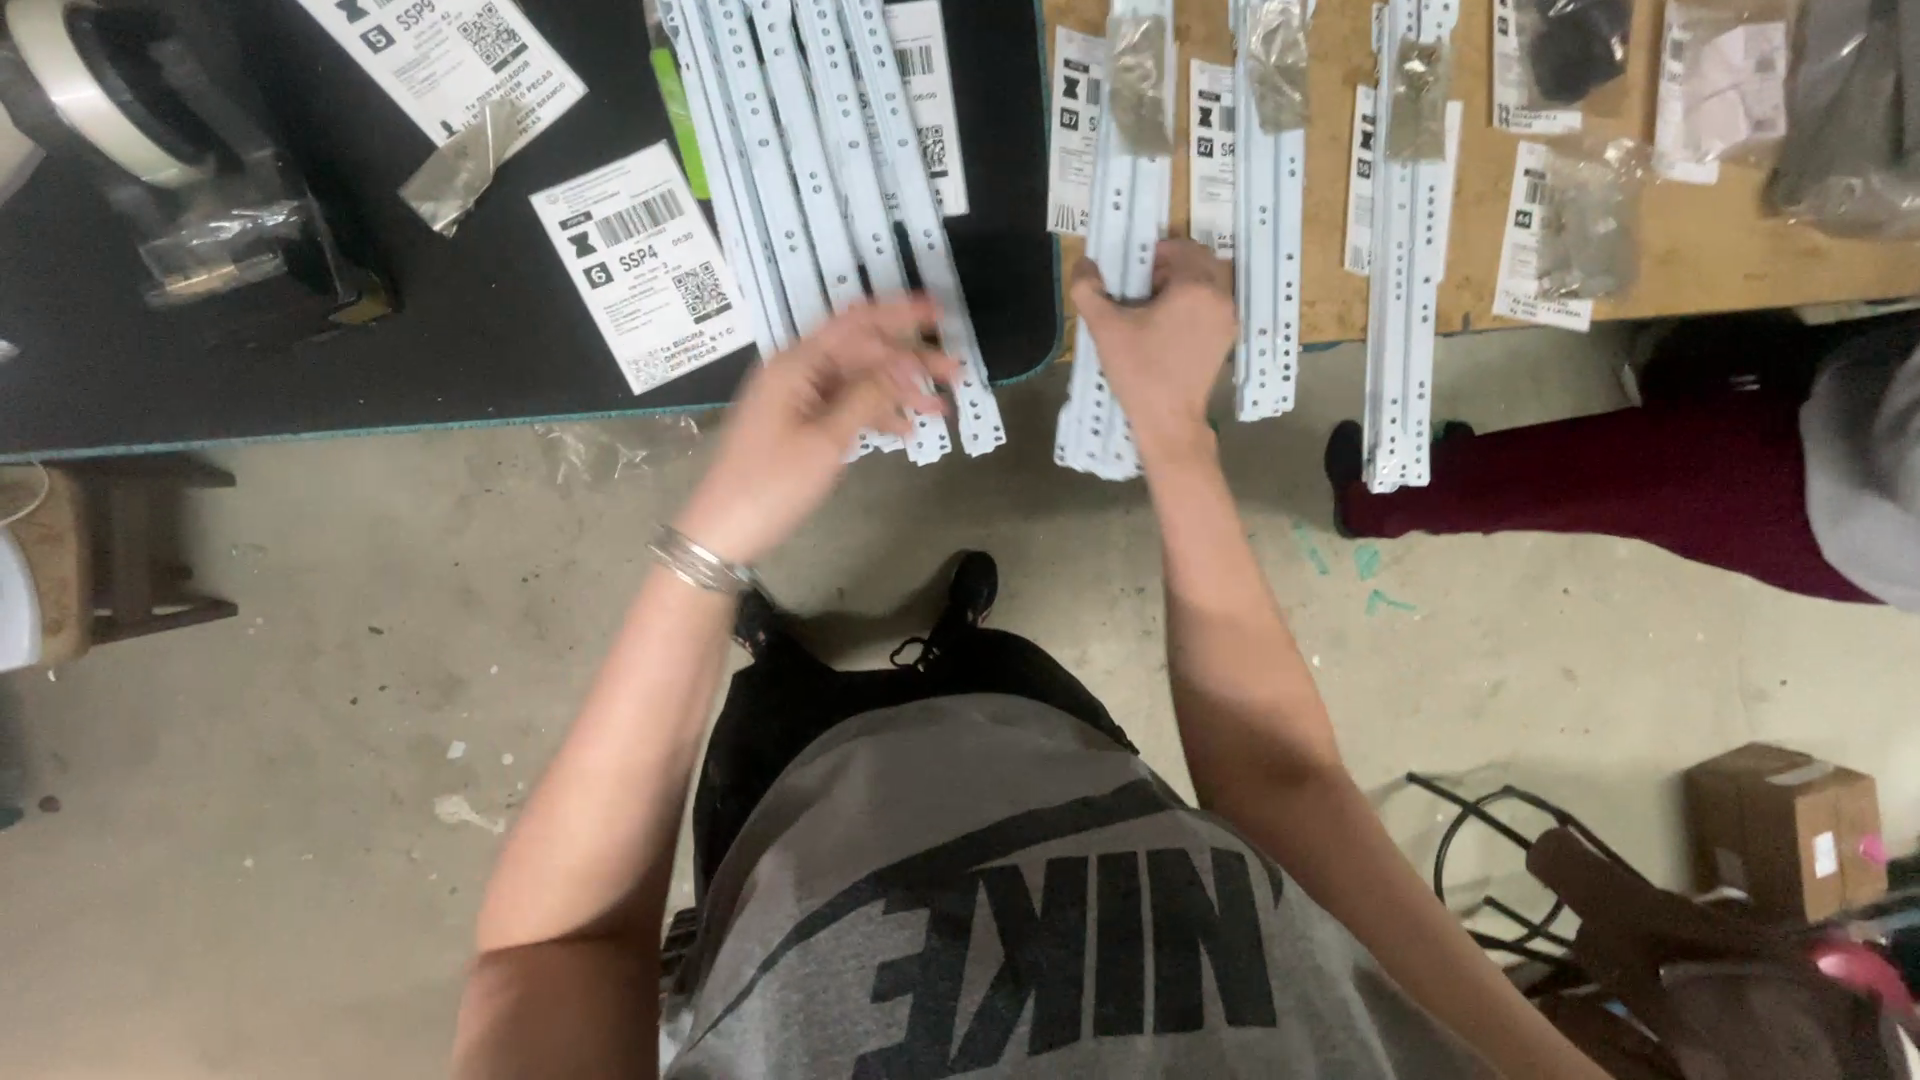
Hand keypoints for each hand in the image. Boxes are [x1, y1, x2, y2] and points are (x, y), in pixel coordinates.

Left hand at [672, 299, 957, 564]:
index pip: (857, 324)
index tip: (939, 313)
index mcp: (797, 364)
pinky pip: (844, 406)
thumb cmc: (771, 486)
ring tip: (941, 409)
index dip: (900, 314)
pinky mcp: (799, 424)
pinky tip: (903, 430)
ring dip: (899, 391)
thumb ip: (867, 398)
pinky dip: (874, 414)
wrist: (723, 531)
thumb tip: (905, 365)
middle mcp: (797, 371)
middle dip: (910, 360)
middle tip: (956, 373)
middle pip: (862, 352)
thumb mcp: (825, 442)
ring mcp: (797, 398)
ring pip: (858, 381)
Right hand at [1070, 239, 1237, 461]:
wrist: (1169, 419)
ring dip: (1185, 284)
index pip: (1182, 247)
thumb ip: (1088, 290)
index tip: (1136, 273)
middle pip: (1201, 261)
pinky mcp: (1226, 338)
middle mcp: (1220, 296)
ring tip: (1156, 309)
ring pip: (1209, 283)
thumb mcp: (1105, 329)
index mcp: (1195, 286)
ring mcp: (1228, 319)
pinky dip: (1195, 305)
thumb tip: (1083, 264)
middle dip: (1173, 265)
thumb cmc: (1138, 371)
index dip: (1157, 253)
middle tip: (1144, 287)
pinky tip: (1169, 329)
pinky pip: (1213, 306)